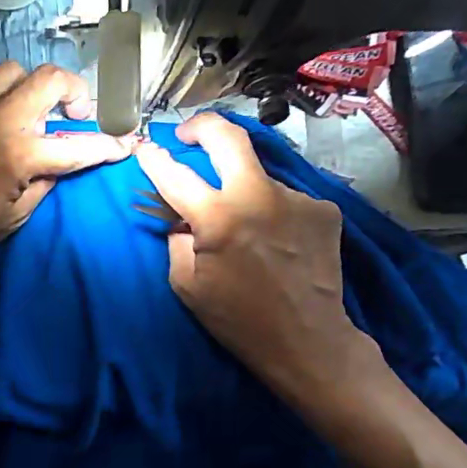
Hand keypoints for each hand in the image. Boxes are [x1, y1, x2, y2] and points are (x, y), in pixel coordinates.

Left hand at [0, 62, 135, 276]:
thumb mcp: (14, 218)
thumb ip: (44, 183)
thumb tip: (61, 161)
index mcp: (17, 155)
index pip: (76, 144)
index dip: (106, 145)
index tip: (124, 143)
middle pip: (48, 78)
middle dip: (73, 91)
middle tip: (76, 114)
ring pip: (11, 72)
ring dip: (31, 87)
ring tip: (32, 113)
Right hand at [136, 112, 379, 398]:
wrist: (306, 339)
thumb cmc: (236, 317)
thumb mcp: (187, 284)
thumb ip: (177, 241)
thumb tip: (181, 219)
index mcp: (219, 219)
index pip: (176, 176)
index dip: (154, 160)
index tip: (143, 147)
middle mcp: (259, 197)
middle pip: (230, 140)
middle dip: (203, 128)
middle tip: (187, 134)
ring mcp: (297, 199)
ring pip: (257, 177)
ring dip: (240, 188)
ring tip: (240, 225)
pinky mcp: (323, 209)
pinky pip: (283, 198)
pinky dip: (268, 210)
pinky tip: (271, 239)